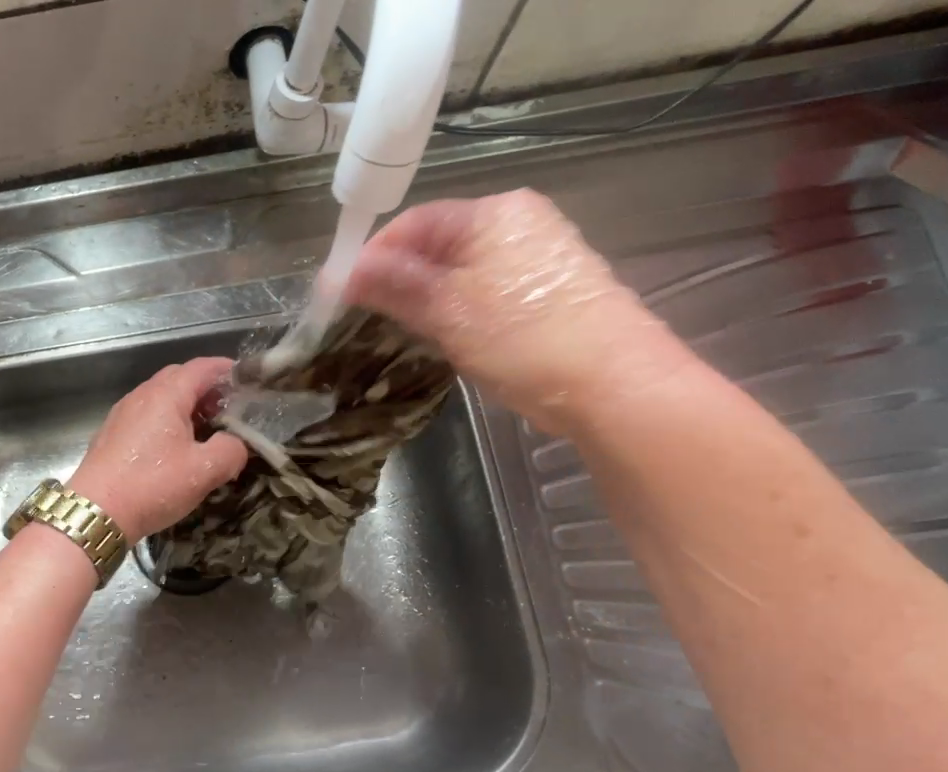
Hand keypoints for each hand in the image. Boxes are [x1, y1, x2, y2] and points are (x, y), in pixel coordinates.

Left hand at [68, 357, 249, 537]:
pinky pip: (146, 418)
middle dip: (207, 391)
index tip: (248, 382)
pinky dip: (166, 424)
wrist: (95, 512)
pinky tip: (174, 451)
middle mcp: (141, 396)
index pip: (202, 367)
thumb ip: (231, 450)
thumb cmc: (151, 486)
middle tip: (229, 412)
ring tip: (205, 434)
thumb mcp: (204, 470)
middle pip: (180, 379)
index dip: (228, 370)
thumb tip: (237, 444)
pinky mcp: (111, 436)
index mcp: (166, 395)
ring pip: (161, 400)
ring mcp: (122, 415)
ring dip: (186, 410)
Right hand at [344, 189, 690, 430]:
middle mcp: (516, 223)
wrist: (611, 383)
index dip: (370, 256)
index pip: (413, 222)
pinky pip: (479, 291)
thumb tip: (337, 274)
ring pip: (455, 272)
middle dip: (394, 280)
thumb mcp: (446, 311)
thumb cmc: (524, 338)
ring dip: (421, 300)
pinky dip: (452, 311)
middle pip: (434, 245)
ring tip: (393, 333)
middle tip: (359, 320)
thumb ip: (391, 286)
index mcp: (493, 212)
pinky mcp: (542, 291)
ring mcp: (533, 257)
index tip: (336, 295)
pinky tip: (439, 339)